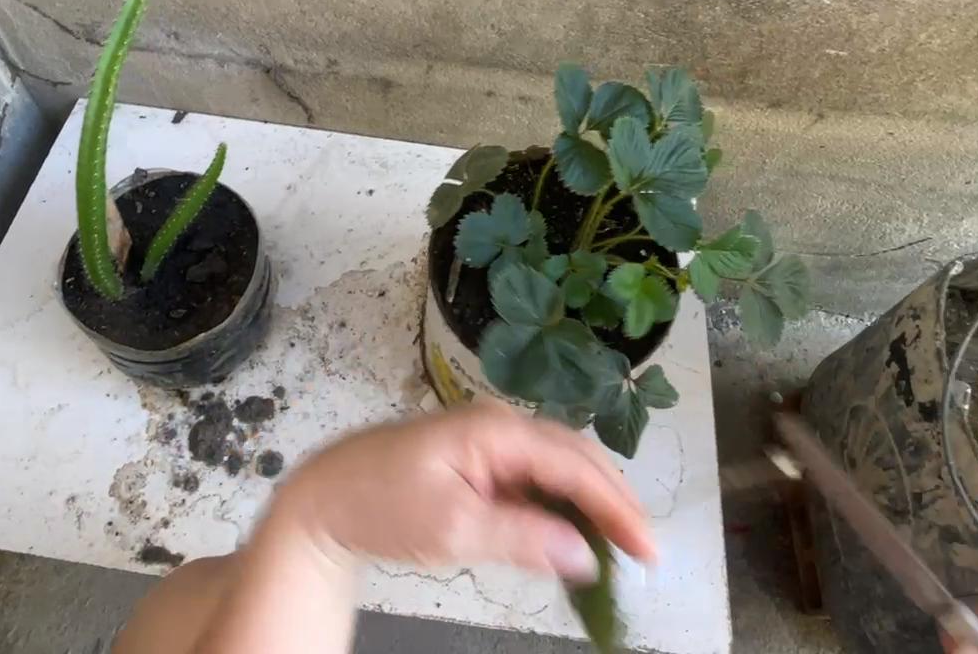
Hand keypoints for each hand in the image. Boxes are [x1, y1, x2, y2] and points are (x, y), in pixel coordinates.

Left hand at [264, 402, 656, 581]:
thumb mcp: (452, 528)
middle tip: (644, 548)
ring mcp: (490, 439)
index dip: (616, 504)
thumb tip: (584, 554)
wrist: (328, 495)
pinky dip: (560, 503)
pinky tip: (573, 532)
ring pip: (557, 464)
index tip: (648, 547)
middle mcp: (500, 424)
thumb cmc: (382, 503)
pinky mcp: (480, 459)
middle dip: (612, 498)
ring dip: (590, 500)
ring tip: (619, 544)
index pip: (573, 463)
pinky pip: (533, 476)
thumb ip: (522, 538)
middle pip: (573, 454)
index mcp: (496, 429)